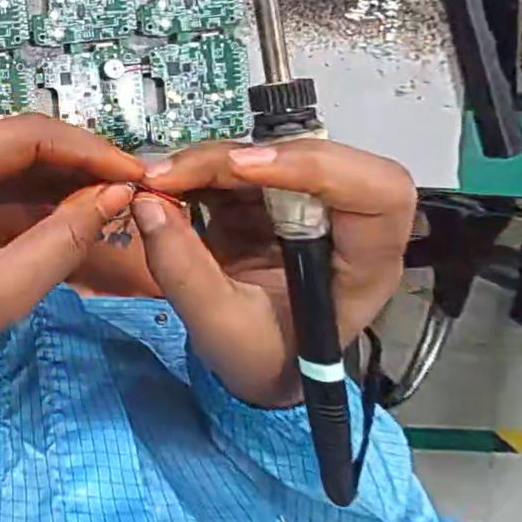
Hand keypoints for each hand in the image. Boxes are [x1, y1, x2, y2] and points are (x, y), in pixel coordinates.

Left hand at [0, 115, 144, 387]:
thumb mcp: (5, 290)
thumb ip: (66, 238)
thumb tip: (118, 194)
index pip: (27, 135)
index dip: (88, 151)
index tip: (135, 174)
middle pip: (20, 136)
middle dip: (79, 160)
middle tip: (129, 186)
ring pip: (13, 151)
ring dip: (62, 173)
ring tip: (111, 196)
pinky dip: (36, 187)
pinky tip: (73, 204)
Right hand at [134, 139, 415, 405]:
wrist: (256, 365)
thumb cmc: (260, 356)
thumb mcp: (220, 327)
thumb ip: (184, 271)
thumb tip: (147, 204)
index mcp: (364, 263)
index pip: (375, 192)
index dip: (313, 167)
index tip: (240, 167)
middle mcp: (344, 222)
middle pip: (306, 159)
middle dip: (229, 160)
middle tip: (165, 177)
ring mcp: (303, 206)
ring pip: (264, 156)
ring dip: (204, 162)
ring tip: (155, 183)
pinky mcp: (267, 200)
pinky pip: (234, 169)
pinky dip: (194, 172)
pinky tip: (164, 186)